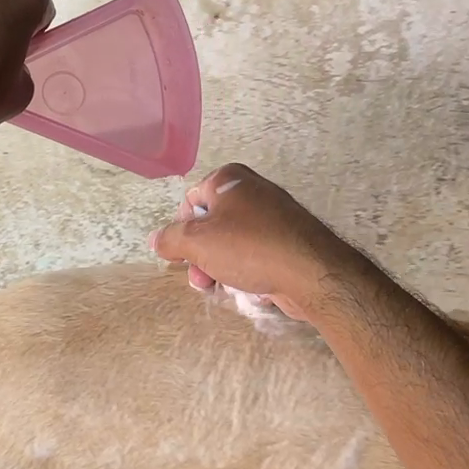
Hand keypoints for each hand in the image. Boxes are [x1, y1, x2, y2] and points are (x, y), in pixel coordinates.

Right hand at [147, 164, 367, 321]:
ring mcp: (273, 217)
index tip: (183, 254)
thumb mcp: (197, 242)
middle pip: (211, 225)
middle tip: (201, 279)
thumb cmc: (249, 248)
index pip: (191, 200)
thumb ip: (170, 239)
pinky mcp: (288, 242)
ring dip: (222, 269)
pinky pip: (256, 256)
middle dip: (201, 256)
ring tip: (225, 289)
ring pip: (232, 244)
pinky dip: (249, 272)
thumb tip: (157, 240)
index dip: (182, 229)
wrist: (311, 273)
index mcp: (230, 179)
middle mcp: (253, 191)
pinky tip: (253, 288)